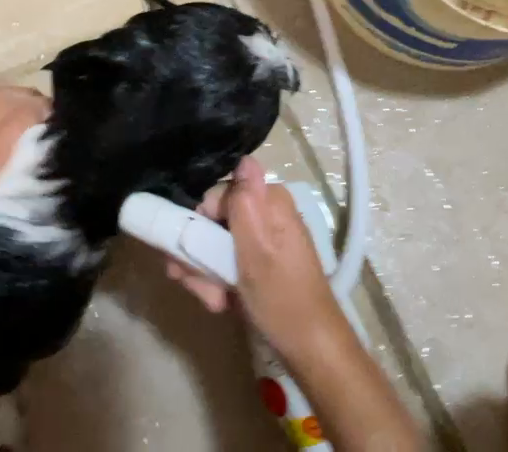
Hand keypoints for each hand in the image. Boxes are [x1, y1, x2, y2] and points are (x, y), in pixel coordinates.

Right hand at [165, 157, 349, 361]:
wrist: (311, 350)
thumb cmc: (282, 300)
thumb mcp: (257, 252)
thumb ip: (245, 204)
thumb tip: (243, 157)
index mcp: (270, 203)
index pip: (218, 193)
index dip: (202, 219)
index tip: (197, 246)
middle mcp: (266, 215)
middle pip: (213, 219)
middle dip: (199, 251)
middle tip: (197, 282)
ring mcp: (262, 240)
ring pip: (215, 243)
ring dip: (204, 272)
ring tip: (213, 300)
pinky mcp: (258, 263)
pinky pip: (226, 261)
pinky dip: (217, 280)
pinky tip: (219, 302)